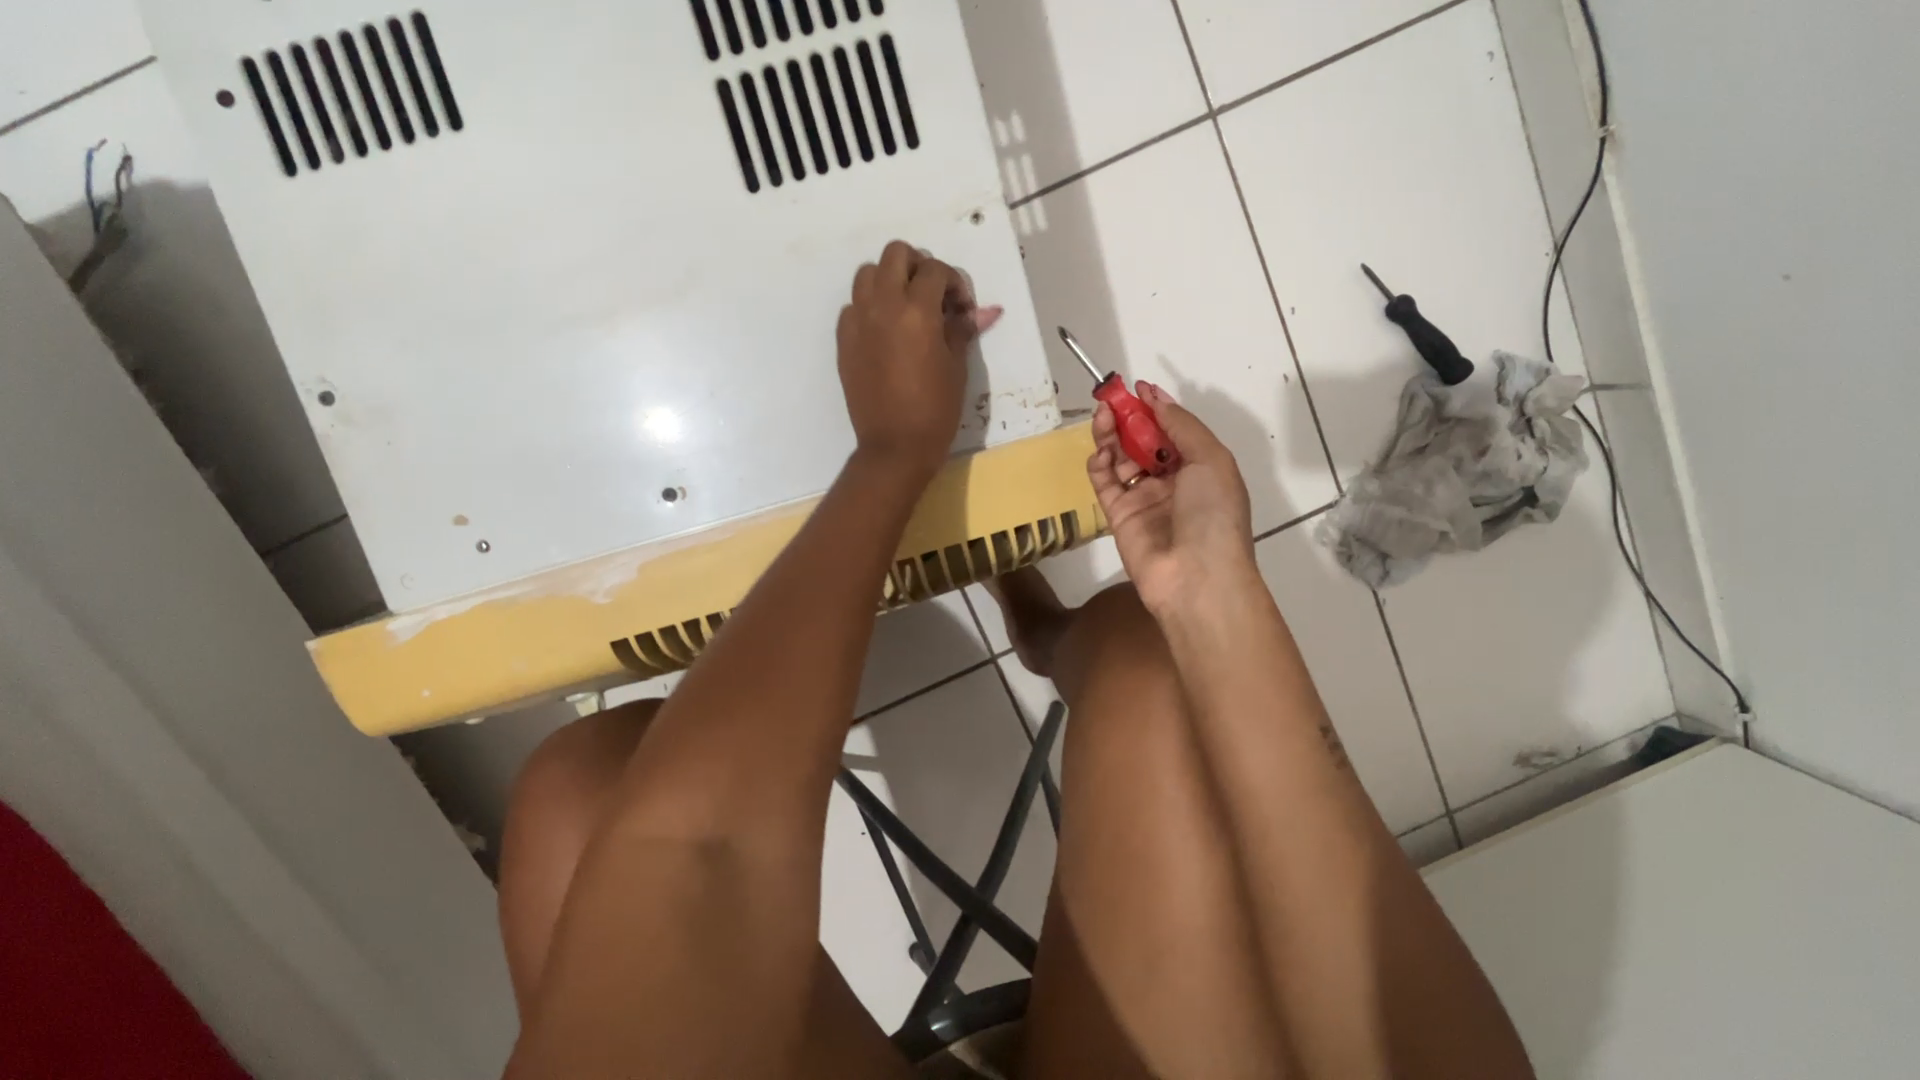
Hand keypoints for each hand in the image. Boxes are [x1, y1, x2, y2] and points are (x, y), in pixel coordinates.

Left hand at [837, 241, 1004, 480]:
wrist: (895, 446)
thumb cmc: (936, 409)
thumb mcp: (957, 366)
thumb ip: (962, 329)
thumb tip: (977, 311)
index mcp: (917, 310)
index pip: (935, 270)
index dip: (955, 283)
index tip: (962, 308)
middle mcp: (883, 305)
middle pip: (895, 254)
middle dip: (918, 266)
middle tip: (932, 294)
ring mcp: (858, 321)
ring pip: (867, 273)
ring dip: (888, 280)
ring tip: (905, 307)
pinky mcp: (844, 340)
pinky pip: (852, 306)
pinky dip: (869, 307)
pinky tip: (884, 332)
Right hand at [1088, 383, 1257, 616]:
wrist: (1197, 577)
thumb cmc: (1214, 514)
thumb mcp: (1211, 459)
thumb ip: (1180, 425)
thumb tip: (1155, 397)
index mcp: (1201, 467)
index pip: (1172, 429)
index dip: (1154, 407)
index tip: (1136, 387)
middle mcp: (1172, 481)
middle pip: (1143, 441)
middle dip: (1128, 418)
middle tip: (1111, 399)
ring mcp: (1144, 499)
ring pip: (1120, 458)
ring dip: (1111, 435)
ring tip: (1102, 417)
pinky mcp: (1118, 516)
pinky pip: (1104, 483)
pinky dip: (1099, 464)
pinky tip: (1100, 452)